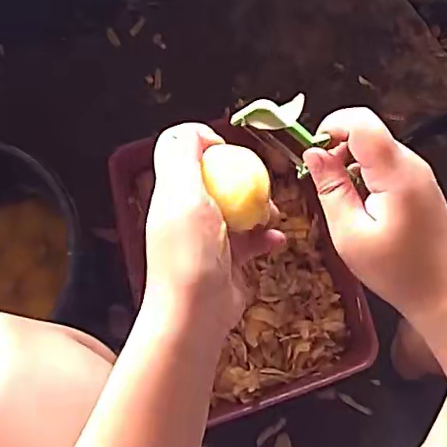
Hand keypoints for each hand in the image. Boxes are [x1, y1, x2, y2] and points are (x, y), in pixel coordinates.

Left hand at [142, 124, 281, 338]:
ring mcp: (207, 236)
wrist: (195, 316)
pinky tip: (275, 240)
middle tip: (259, 189)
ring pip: (240, 208)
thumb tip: (195, 131)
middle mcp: (186, 212)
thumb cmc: (188, 257)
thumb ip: (182, 154)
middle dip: (246, 179)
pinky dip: (267, 237)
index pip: (186, 152)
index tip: (230, 153)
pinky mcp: (226, 259)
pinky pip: (252, 239)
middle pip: (219, 178)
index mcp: (171, 192)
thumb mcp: (182, 193)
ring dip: (262, 209)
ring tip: (271, 217)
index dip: (208, 145)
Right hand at [302, 108, 446, 313]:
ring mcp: (418, 171)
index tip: (313, 153)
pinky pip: (384, 161)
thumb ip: (330, 189)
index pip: (362, 122)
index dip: (331, 127)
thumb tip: (313, 154)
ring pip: (374, 145)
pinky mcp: (418, 180)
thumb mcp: (350, 234)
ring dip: (350, 161)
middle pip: (367, 131)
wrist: (443, 291)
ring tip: (342, 198)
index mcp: (396, 174)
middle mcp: (412, 164)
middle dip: (337, 147)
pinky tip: (360, 203)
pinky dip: (364, 172)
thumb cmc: (398, 271)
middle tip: (322, 182)